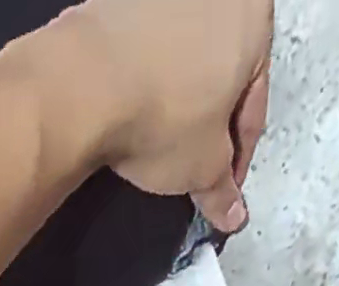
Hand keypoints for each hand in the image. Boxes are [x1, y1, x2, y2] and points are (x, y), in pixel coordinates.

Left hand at [33, 0, 272, 232]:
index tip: (223, 186)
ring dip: (178, 106)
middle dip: (209, 128)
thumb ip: (222, 189)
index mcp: (251, 14)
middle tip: (197, 171)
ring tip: (162, 149)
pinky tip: (134, 119)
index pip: (254, 107)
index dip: (238, 158)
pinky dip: (145, 85)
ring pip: (182, 62)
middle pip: (220, 77)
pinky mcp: (115, 2)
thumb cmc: (162, 114)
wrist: (84, 86)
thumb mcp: (205, 168)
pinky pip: (144, 52)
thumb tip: (229, 212)